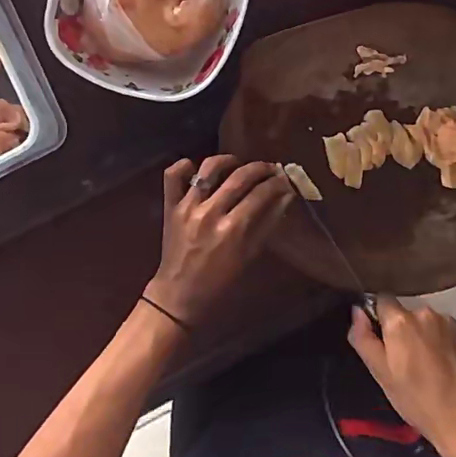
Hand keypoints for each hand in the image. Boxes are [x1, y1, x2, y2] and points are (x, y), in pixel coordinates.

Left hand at [145, 156, 294, 326]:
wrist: (180, 295)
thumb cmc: (220, 282)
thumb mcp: (249, 257)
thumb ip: (267, 224)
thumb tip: (285, 197)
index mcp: (233, 229)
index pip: (261, 194)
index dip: (277, 183)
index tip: (285, 179)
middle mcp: (210, 212)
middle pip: (240, 177)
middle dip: (260, 168)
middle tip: (270, 169)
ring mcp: (187, 206)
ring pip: (209, 168)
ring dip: (227, 161)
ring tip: (237, 165)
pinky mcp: (170, 206)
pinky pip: (173, 175)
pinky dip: (184, 166)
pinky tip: (196, 168)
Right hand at [348, 296, 455, 456]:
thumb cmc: (417, 400)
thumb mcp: (381, 374)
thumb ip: (363, 338)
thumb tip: (357, 311)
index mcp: (400, 320)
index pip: (381, 300)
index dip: (379, 318)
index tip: (383, 340)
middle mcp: (426, 312)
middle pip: (407, 312)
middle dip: (404, 329)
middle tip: (406, 359)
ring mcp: (451, 322)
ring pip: (428, 321)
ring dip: (425, 335)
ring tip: (430, 364)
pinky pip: (448, 330)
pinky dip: (445, 342)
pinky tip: (449, 365)